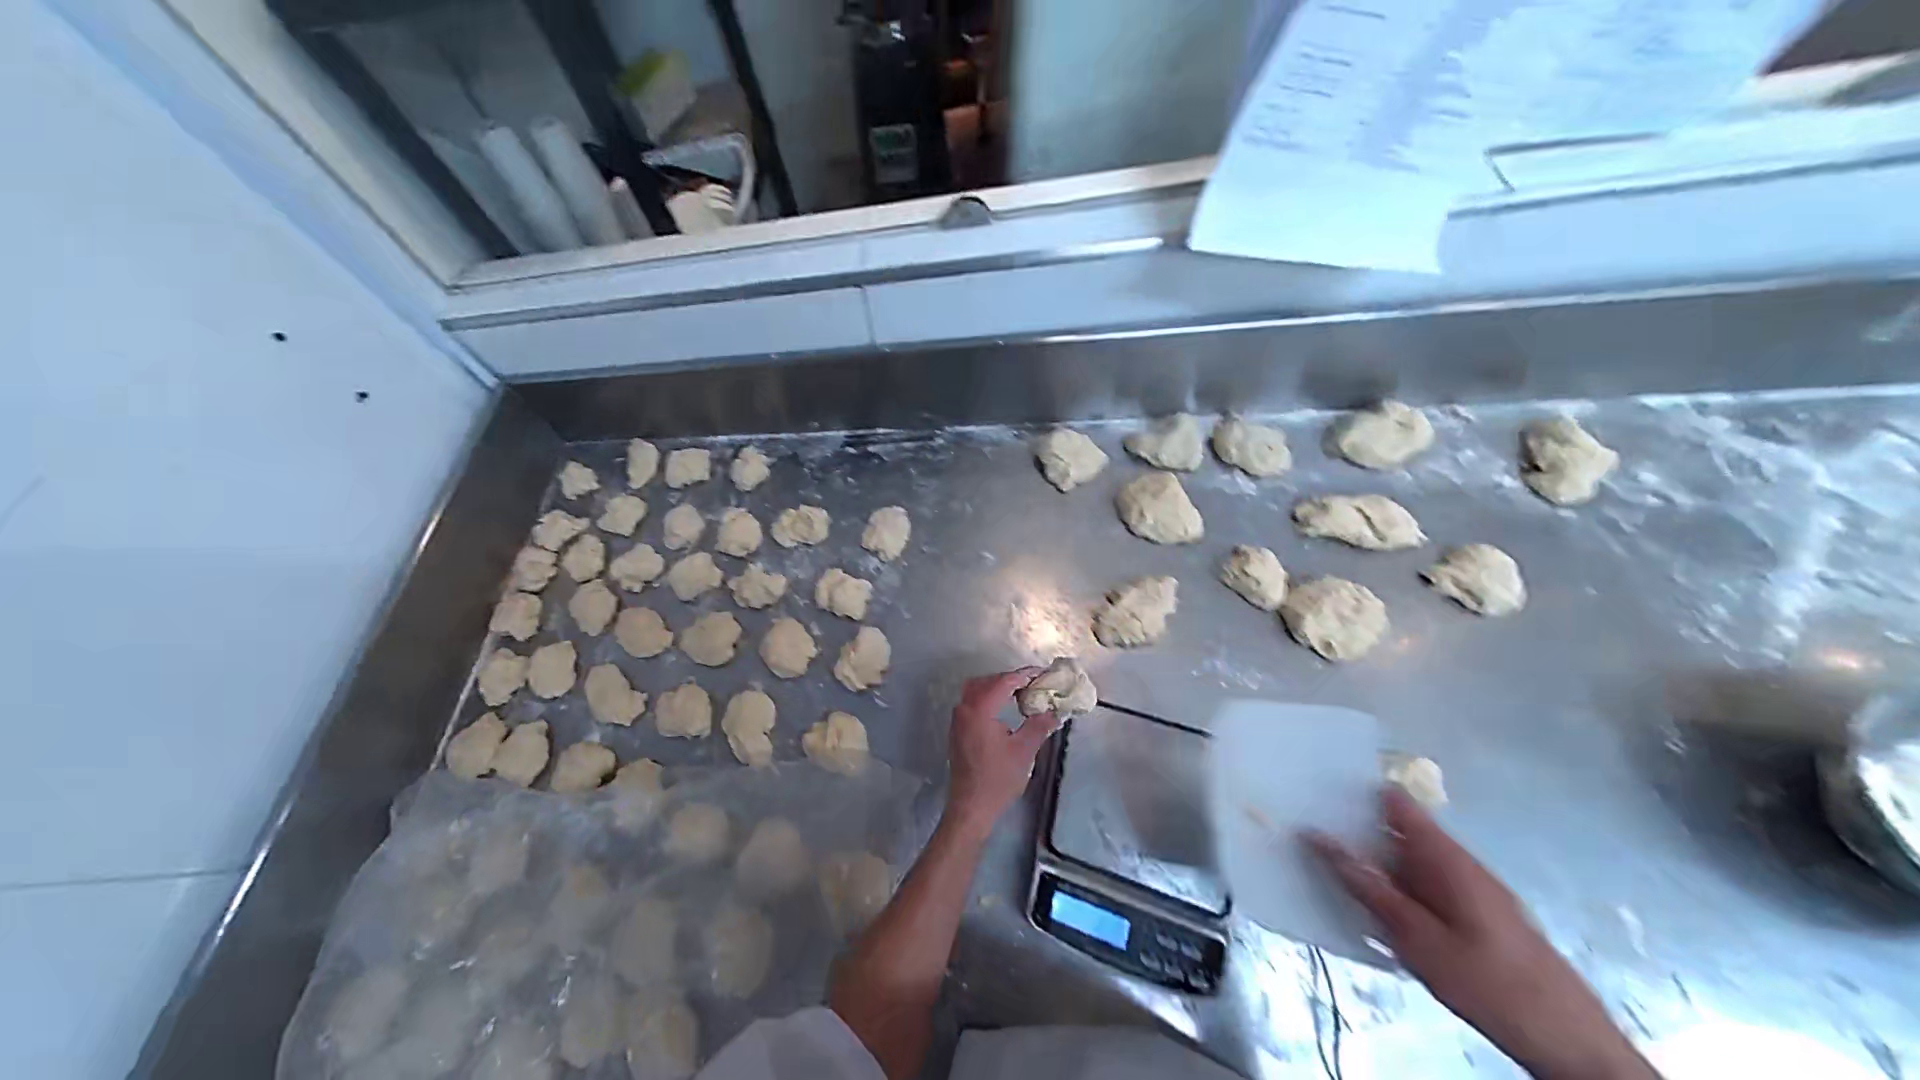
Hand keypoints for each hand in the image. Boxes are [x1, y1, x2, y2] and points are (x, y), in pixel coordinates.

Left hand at [945, 669, 1061, 837]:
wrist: (971, 807)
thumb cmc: (998, 779)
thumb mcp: (1024, 750)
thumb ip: (1039, 726)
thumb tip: (1054, 712)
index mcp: (979, 710)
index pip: (1003, 682)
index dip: (1023, 675)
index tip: (1041, 673)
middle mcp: (964, 710)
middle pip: (987, 682)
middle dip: (1009, 679)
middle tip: (1032, 683)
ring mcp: (958, 720)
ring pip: (976, 691)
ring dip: (997, 687)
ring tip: (1020, 694)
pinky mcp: (957, 731)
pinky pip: (972, 703)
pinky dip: (988, 698)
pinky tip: (1003, 709)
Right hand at [1305, 790, 1659, 1079]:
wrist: (1571, 1045)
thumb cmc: (1489, 983)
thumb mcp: (1415, 936)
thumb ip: (1367, 886)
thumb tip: (1318, 836)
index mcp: (1445, 856)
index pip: (1396, 802)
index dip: (1356, 793)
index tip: (1315, 799)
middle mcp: (1459, 864)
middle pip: (1398, 833)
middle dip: (1356, 836)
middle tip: (1308, 845)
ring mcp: (1470, 891)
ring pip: (1408, 865)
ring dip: (1375, 871)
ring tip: (1332, 882)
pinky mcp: (1476, 918)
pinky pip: (1424, 891)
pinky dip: (1396, 895)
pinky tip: (1377, 921)